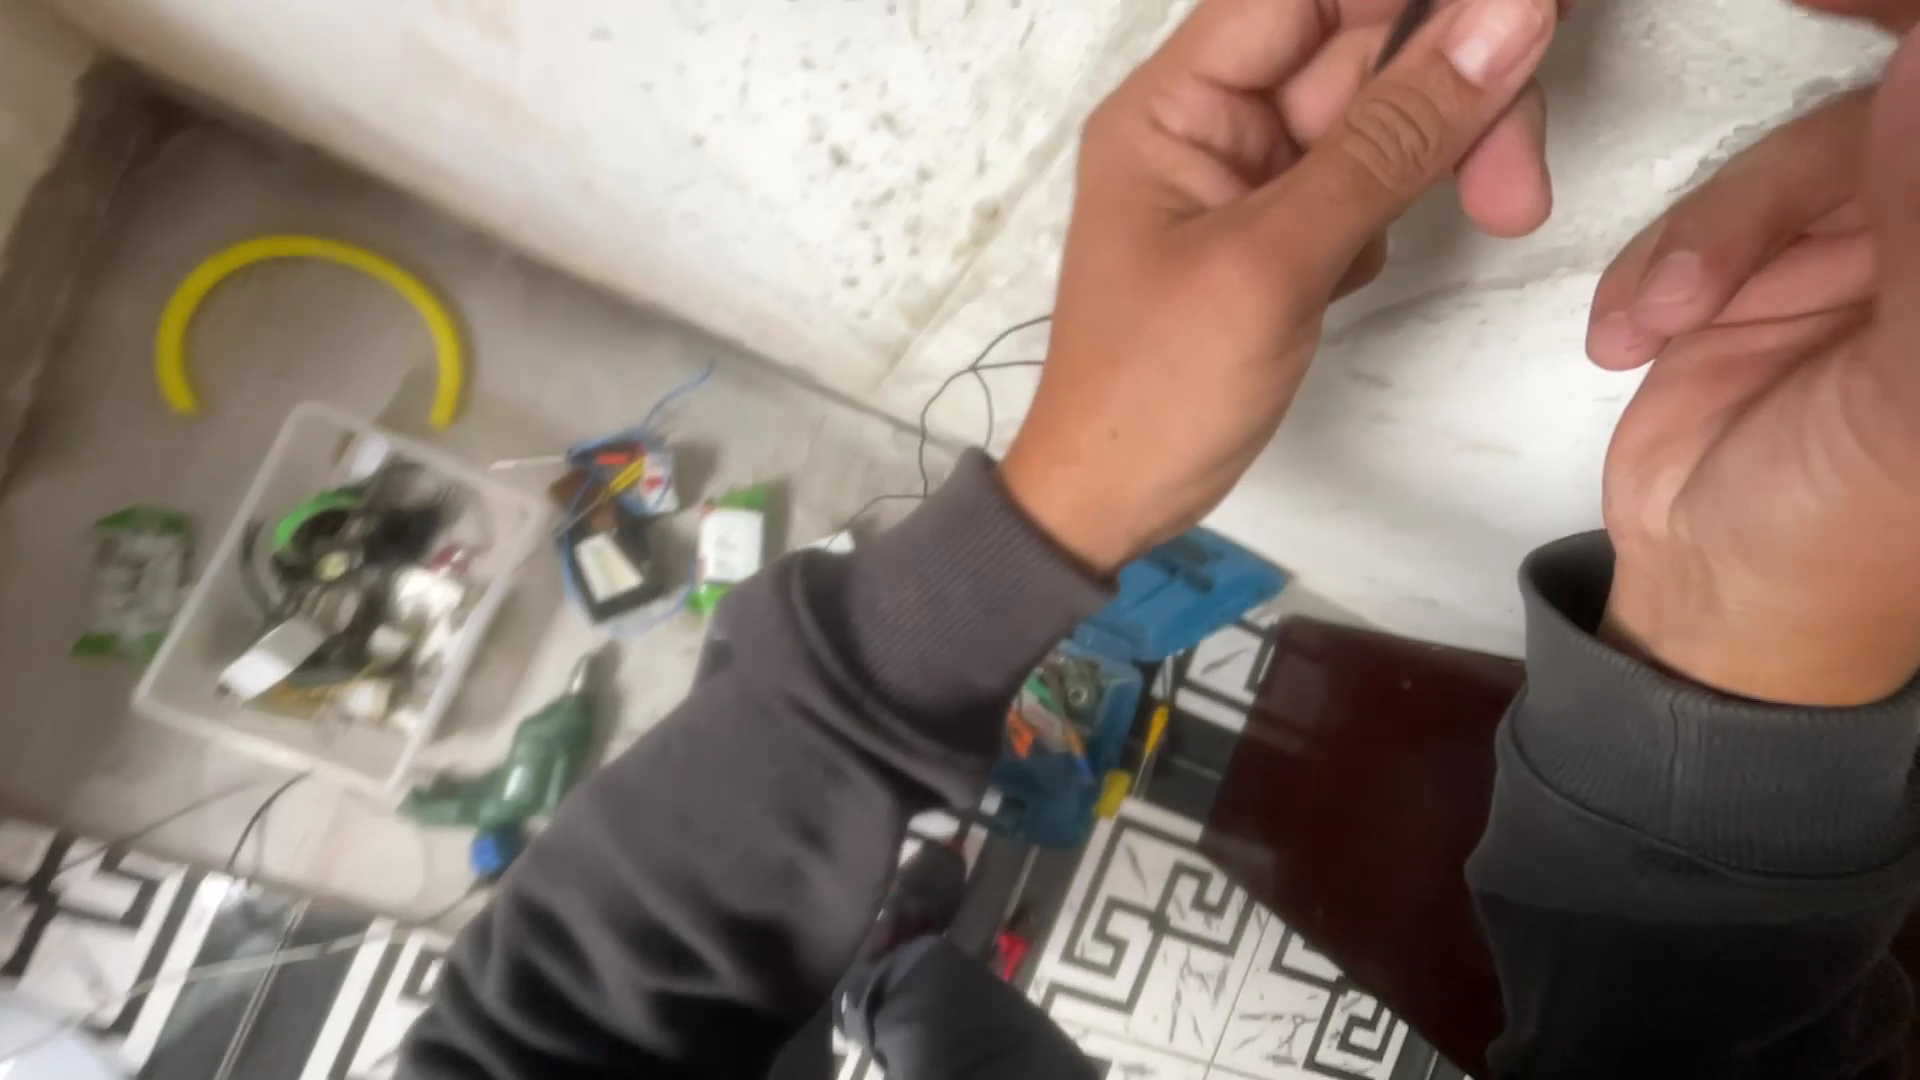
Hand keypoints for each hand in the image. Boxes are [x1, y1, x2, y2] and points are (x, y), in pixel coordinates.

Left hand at [1001, 0, 1557, 572]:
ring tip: (1427, 241)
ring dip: (1427, 167)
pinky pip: (1353, 191)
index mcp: (1169, 111)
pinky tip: (1343, 283)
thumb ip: (1386, 141)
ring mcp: (1236, 190)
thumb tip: (1509, 14)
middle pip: (1355, 49)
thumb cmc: (1150, 394)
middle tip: (1514, 179)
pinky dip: (1378, 224)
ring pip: (1369, 123)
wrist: (1112, 495)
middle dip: (1447, 96)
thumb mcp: (1269, 265)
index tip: (1528, 17)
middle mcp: (1202, 133)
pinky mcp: (1264, 243)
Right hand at [1593, 29, 1919, 704]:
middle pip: (1909, 117)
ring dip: (1705, 237)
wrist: (1712, 584)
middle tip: (1794, 16)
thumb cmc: (1848, 524)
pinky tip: (1636, 338)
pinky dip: (1652, 275)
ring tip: (1663, 319)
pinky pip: (1701, 229)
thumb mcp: (1909, 389)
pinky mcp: (1755, 280)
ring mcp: (1872, 250)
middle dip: (1852, 67)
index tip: (1849, 7)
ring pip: (1793, 163)